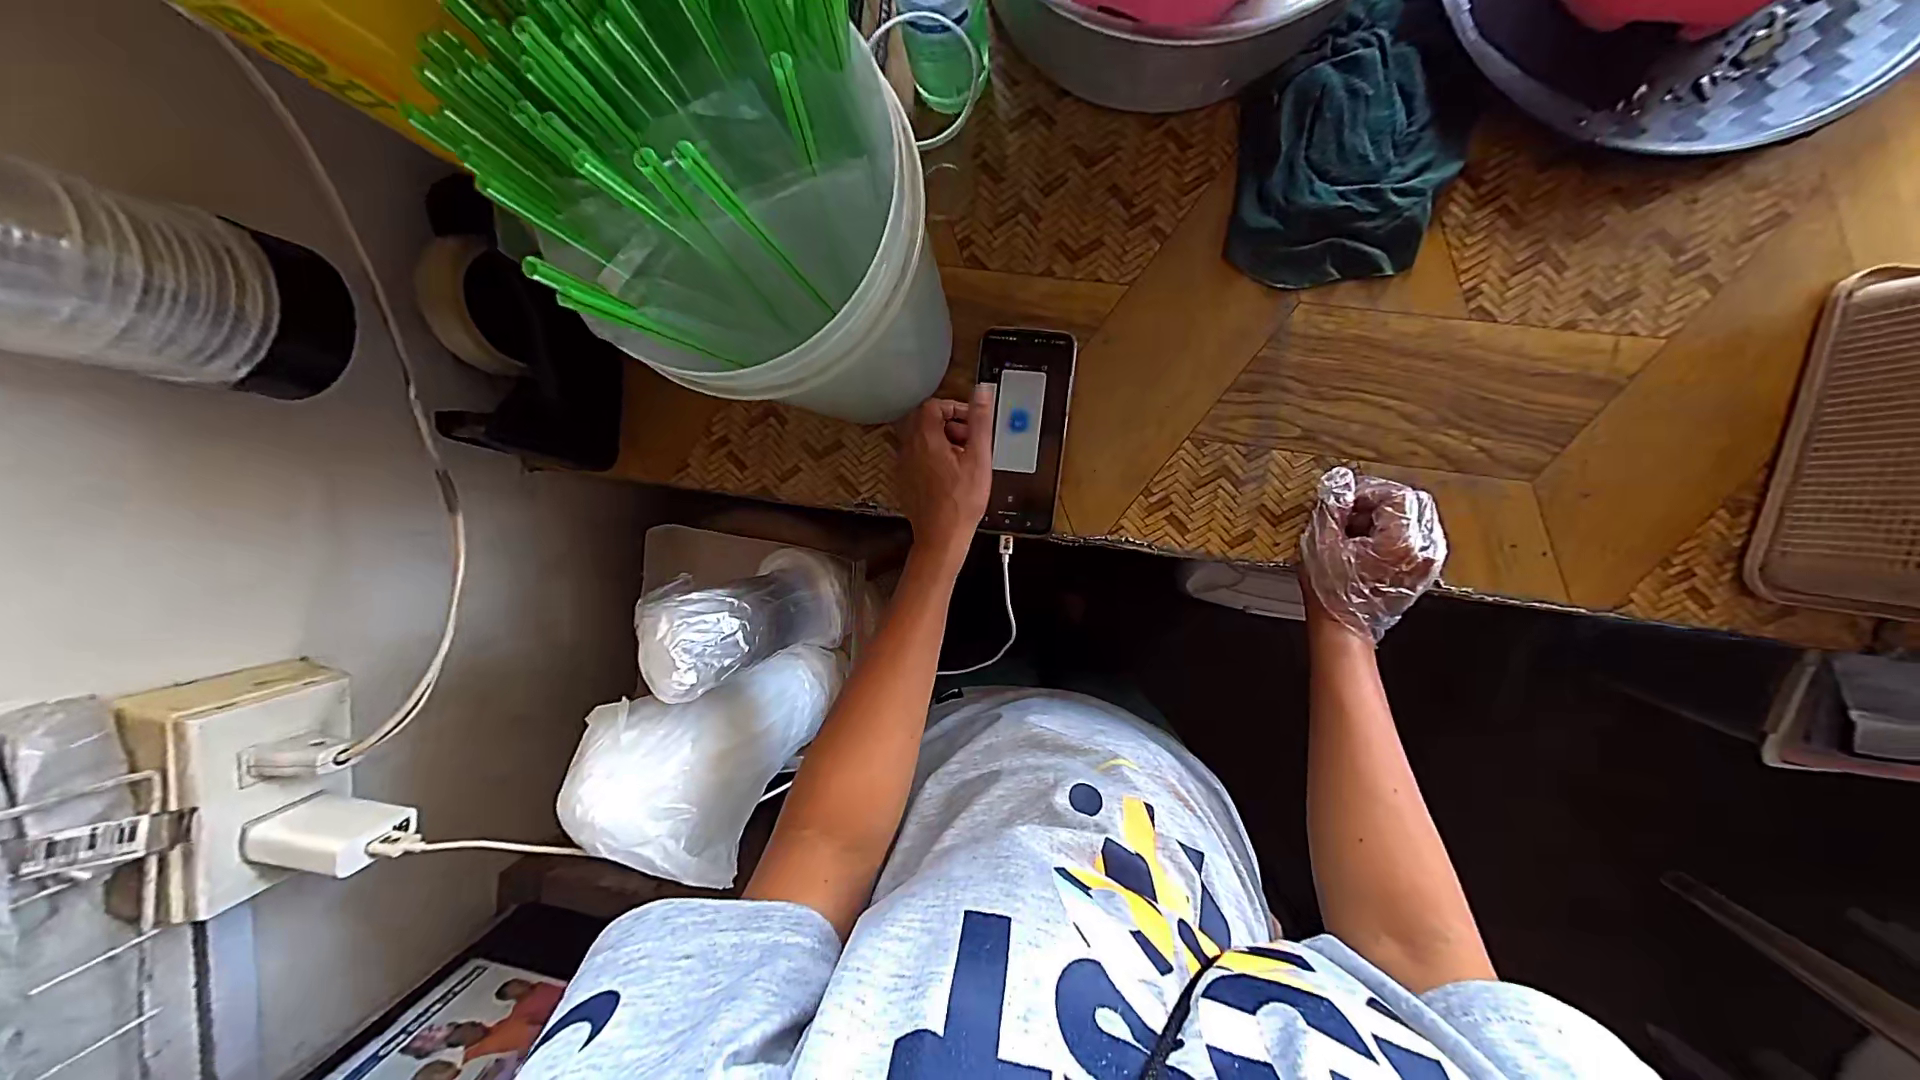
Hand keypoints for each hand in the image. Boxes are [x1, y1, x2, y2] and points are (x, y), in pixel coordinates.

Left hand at [896, 383, 994, 570]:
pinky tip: (951, 475)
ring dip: (943, 442)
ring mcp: (904, 465)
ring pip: (922, 439)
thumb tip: (981, 392)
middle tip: (969, 441)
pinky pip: (918, 458)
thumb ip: (979, 421)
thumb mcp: (979, 457)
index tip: (971, 423)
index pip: (934, 405)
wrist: (942, 536)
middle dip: (950, 425)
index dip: (955, 409)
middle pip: (926, 420)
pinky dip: (934, 458)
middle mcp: (909, 448)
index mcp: (925, 438)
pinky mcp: (906, 480)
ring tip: (963, 460)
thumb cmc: (960, 502)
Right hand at [1299, 467, 1445, 642]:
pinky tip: (1364, 545)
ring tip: (1353, 532)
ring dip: (1383, 517)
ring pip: (1413, 519)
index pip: (1395, 494)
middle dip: (1376, 502)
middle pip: (1410, 503)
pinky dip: (1390, 533)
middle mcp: (1425, 550)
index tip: (1342, 499)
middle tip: (1347, 512)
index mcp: (1404, 542)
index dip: (1365, 491)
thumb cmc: (1332, 592)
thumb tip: (1339, 483)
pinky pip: (1413, 537)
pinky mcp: (1423, 570)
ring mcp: (1428, 561)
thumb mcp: (1321, 542)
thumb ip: (1332, 507)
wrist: (1343, 627)